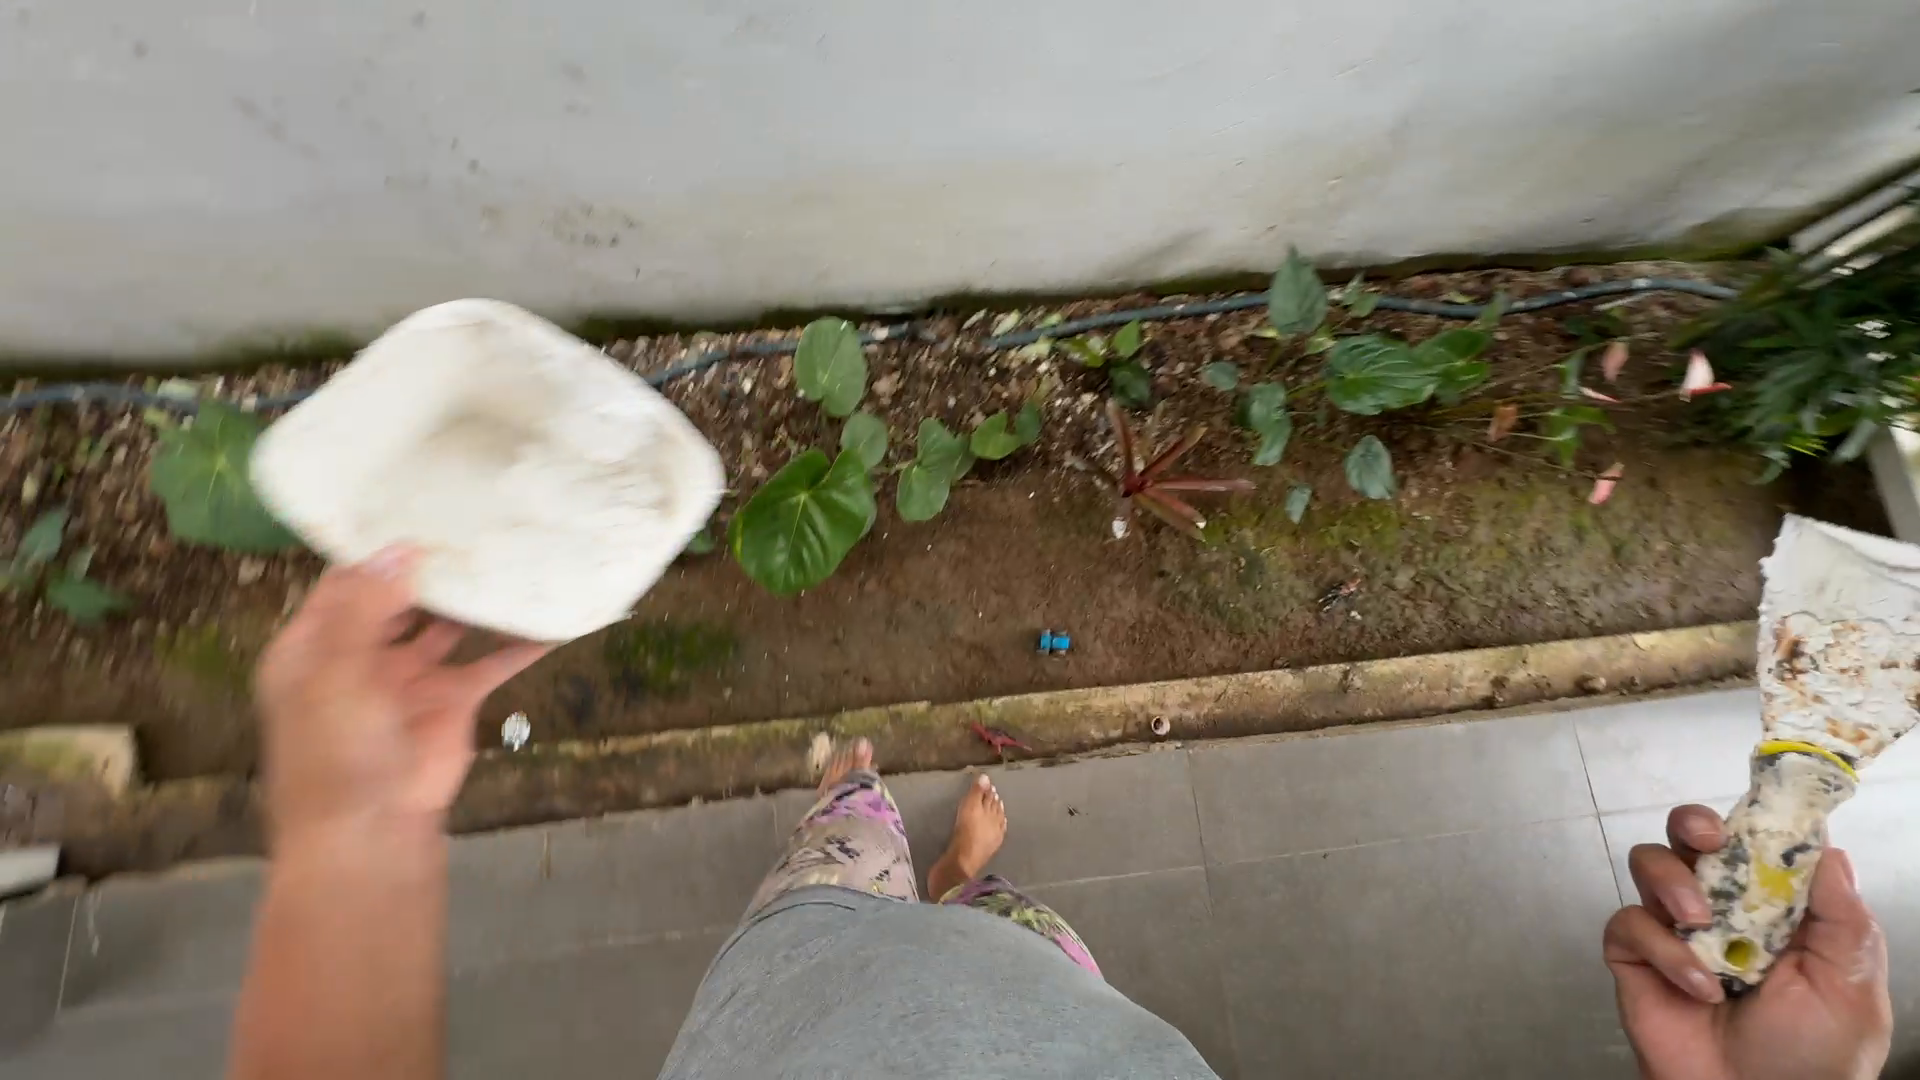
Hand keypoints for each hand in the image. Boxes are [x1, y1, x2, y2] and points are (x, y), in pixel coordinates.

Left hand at [254, 546, 548, 850]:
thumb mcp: (338, 674)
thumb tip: (403, 548)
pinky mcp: (456, 696)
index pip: (347, 582)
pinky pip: (494, 661)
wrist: (373, 824)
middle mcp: (365, 652)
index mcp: (318, 645)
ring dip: (478, 600)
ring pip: (452, 624)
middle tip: (478, 527)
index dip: (379, 550)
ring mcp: (414, 674)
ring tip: (514, 560)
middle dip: (435, 568)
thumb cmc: (337, 749)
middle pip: (403, 597)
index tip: (421, 511)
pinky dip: (523, 643)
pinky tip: (553, 621)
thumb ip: (366, 610)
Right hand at [1603, 804, 1891, 1079]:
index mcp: (1770, 909)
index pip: (1753, 848)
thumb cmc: (1814, 1055)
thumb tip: (1832, 851)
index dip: (1749, 822)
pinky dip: (1663, 949)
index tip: (1758, 811)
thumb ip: (1843, 924)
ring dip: (1671, 883)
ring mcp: (1666, 924)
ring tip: (1697, 921)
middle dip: (1690, 824)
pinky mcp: (1628, 948)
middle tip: (1705, 837)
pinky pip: (1629, 922)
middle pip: (1686, 838)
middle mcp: (1714, 905)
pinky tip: (1696, 984)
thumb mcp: (1850, 992)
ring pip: (1647, 864)